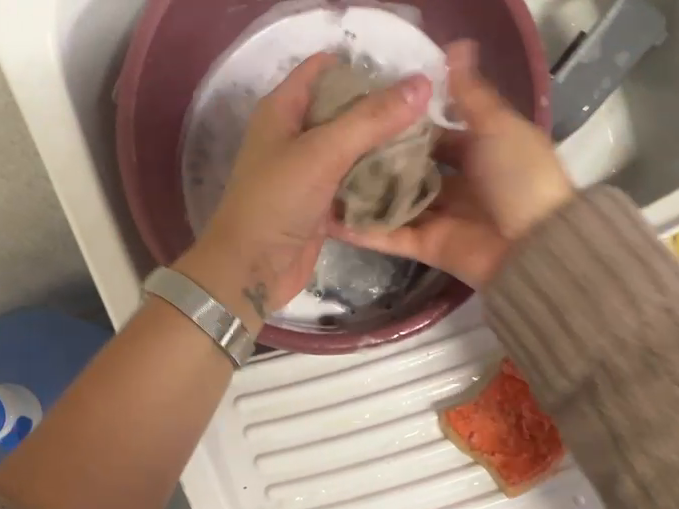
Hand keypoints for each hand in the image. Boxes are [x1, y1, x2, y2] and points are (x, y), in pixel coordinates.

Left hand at [176, 53, 432, 327]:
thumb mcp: (324, 152)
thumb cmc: (277, 203)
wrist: (251, 270)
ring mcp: (307, 173)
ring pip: (353, 151)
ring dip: (383, 151)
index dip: (364, 68)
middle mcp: (294, 136)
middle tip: (427, 117)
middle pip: (345, 111)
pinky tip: (407, 183)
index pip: (326, 69)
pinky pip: (353, 186)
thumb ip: (372, 119)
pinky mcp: (319, 206)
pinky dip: (375, 185)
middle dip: (382, 113)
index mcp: (283, 109)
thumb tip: (422, 84)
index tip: (406, 79)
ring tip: (426, 147)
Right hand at [334, 42, 573, 288]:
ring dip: (365, 192)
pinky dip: (364, 230)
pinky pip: (391, 237)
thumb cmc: (521, 179)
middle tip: (339, 140)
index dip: (407, 123)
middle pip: (411, 169)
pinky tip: (330, 216)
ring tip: (325, 175)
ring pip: (395, 202)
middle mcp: (458, 185)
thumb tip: (456, 47)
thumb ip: (471, 94)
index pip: (436, 134)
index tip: (371, 110)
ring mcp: (441, 219)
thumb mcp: (499, 126)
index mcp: (480, 153)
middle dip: (380, 157)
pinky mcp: (427, 248)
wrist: (534, 248)